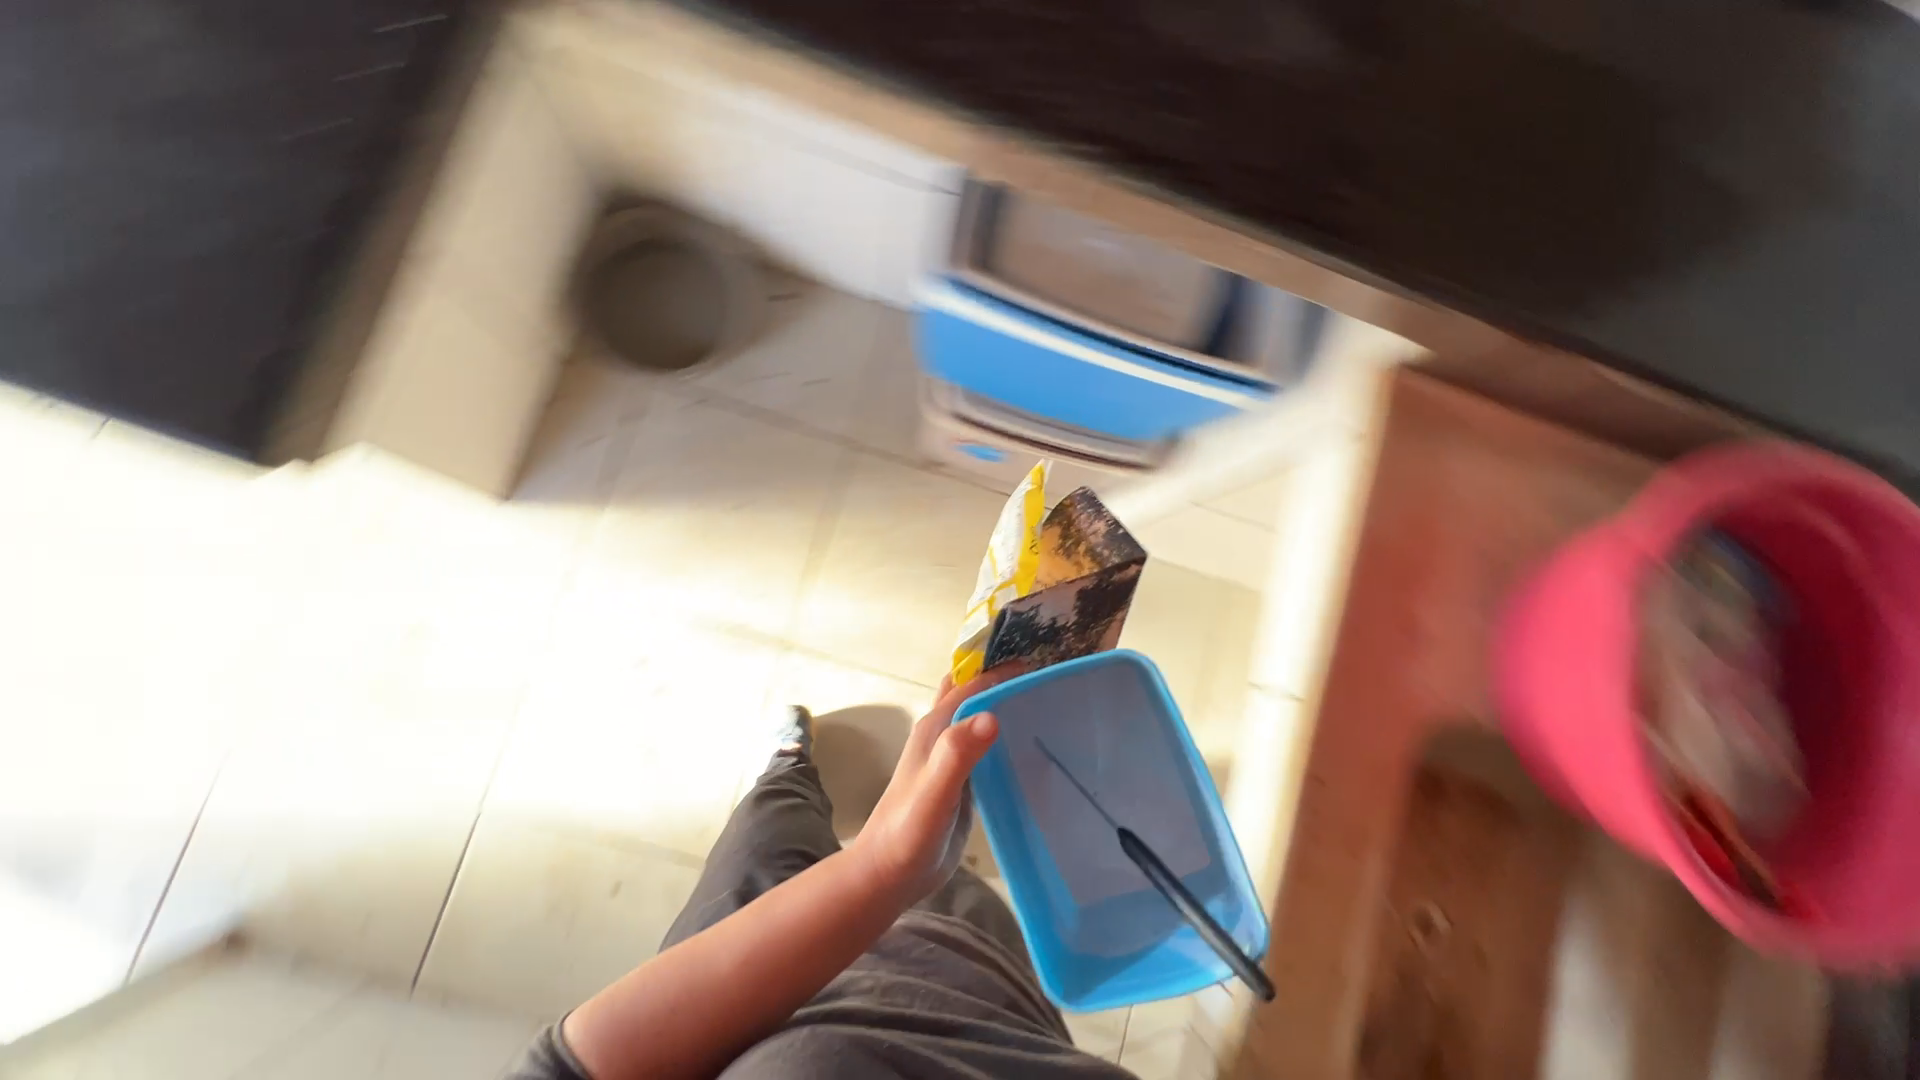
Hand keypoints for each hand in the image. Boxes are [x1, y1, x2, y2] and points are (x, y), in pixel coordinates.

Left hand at [850, 666, 1023, 905]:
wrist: (888, 875)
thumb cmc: (908, 833)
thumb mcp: (934, 792)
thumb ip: (957, 755)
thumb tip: (992, 715)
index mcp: (936, 728)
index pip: (972, 684)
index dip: (1002, 669)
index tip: (1041, 660)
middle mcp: (943, 735)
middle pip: (973, 692)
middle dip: (1002, 677)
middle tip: (1047, 675)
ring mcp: (952, 758)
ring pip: (981, 717)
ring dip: (1007, 705)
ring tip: (1051, 703)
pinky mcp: (963, 781)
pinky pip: (987, 747)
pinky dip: (1007, 737)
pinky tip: (1036, 746)